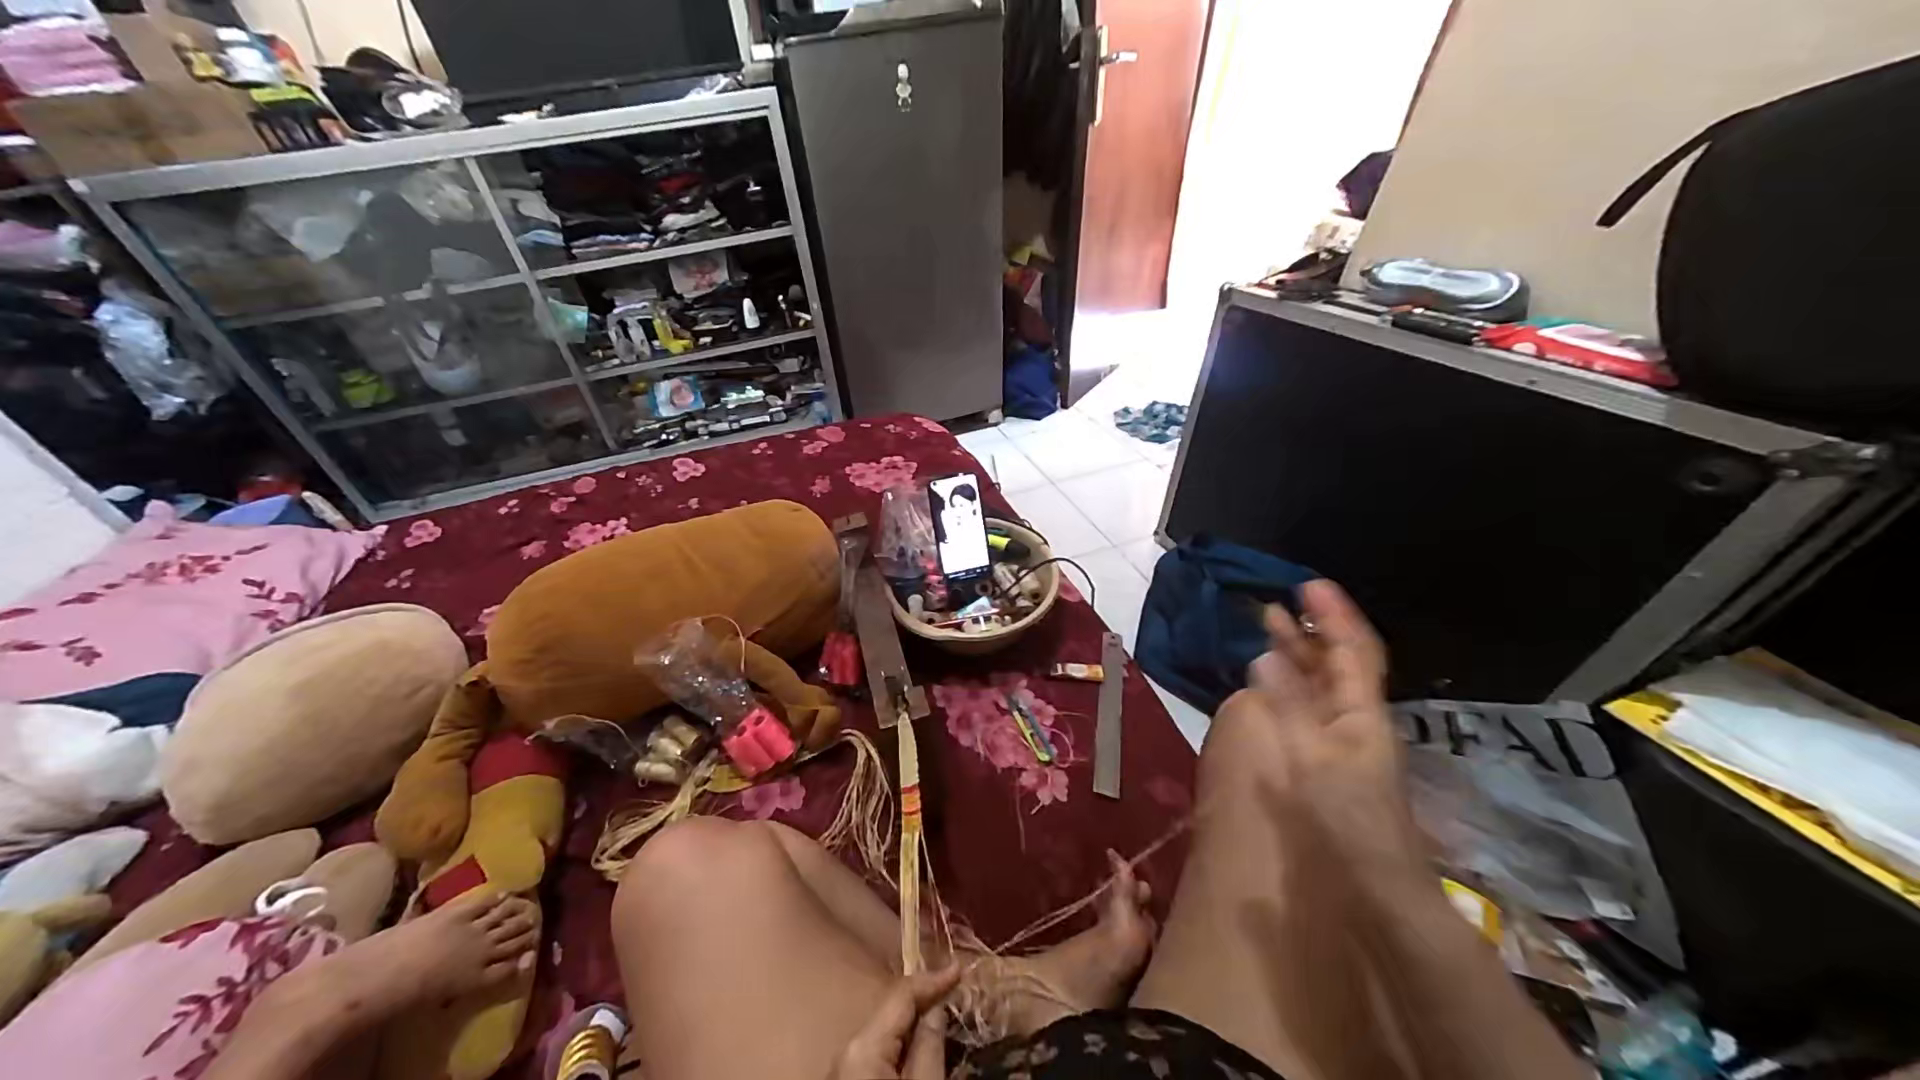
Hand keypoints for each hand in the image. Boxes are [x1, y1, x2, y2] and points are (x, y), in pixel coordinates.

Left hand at [830, 965, 961, 1079]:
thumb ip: (929, 1049)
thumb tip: (936, 1011)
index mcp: (863, 1045)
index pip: (901, 994)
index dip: (932, 979)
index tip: (958, 968)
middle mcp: (847, 1049)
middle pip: (892, 1012)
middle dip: (922, 1000)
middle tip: (953, 988)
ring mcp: (841, 1068)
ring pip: (885, 1032)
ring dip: (912, 1024)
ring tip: (940, 1013)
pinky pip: (877, 1053)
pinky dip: (899, 1045)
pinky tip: (916, 1047)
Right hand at [1247, 579, 1423, 879]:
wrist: (1377, 889)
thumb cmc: (1349, 821)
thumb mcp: (1315, 760)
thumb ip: (1289, 708)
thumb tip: (1264, 658)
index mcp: (1359, 714)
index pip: (1352, 651)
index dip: (1334, 616)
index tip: (1309, 585)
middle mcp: (1356, 721)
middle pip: (1334, 666)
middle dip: (1307, 633)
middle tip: (1274, 607)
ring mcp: (1343, 743)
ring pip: (1321, 688)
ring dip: (1296, 659)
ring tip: (1266, 637)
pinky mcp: (1328, 764)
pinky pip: (1308, 710)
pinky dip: (1288, 690)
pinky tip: (1268, 691)